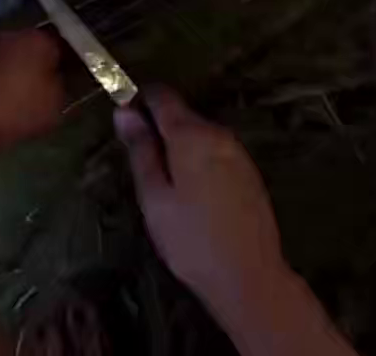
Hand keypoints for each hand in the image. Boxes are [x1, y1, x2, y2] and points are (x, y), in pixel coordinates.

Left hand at [0, 29, 63, 162]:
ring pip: (18, 56)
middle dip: (49, 64)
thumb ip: (65, 87)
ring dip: (25, 71)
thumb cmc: (13, 108)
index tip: (80, 77)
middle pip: (41, 46)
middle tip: (56, 88)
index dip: (76, 60)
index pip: (67, 42)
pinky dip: (5, 79)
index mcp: (40, 39)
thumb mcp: (54, 105)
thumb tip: (62, 79)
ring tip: (29, 98)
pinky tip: (5, 100)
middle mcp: (16, 34)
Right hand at [114, 89, 291, 316]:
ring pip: (198, 134)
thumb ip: (140, 150)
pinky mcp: (248, 171)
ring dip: (180, 147)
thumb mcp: (154, 197)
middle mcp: (216, 132)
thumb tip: (124, 112)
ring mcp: (236, 151)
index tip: (126, 122)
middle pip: (181, 115)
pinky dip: (199, 160)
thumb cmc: (191, 239)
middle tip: (144, 167)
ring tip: (168, 187)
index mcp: (190, 134)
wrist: (251, 279)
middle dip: (159, 129)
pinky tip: (196, 196)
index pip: (161, 95)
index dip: (139, 100)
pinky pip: (215, 152)